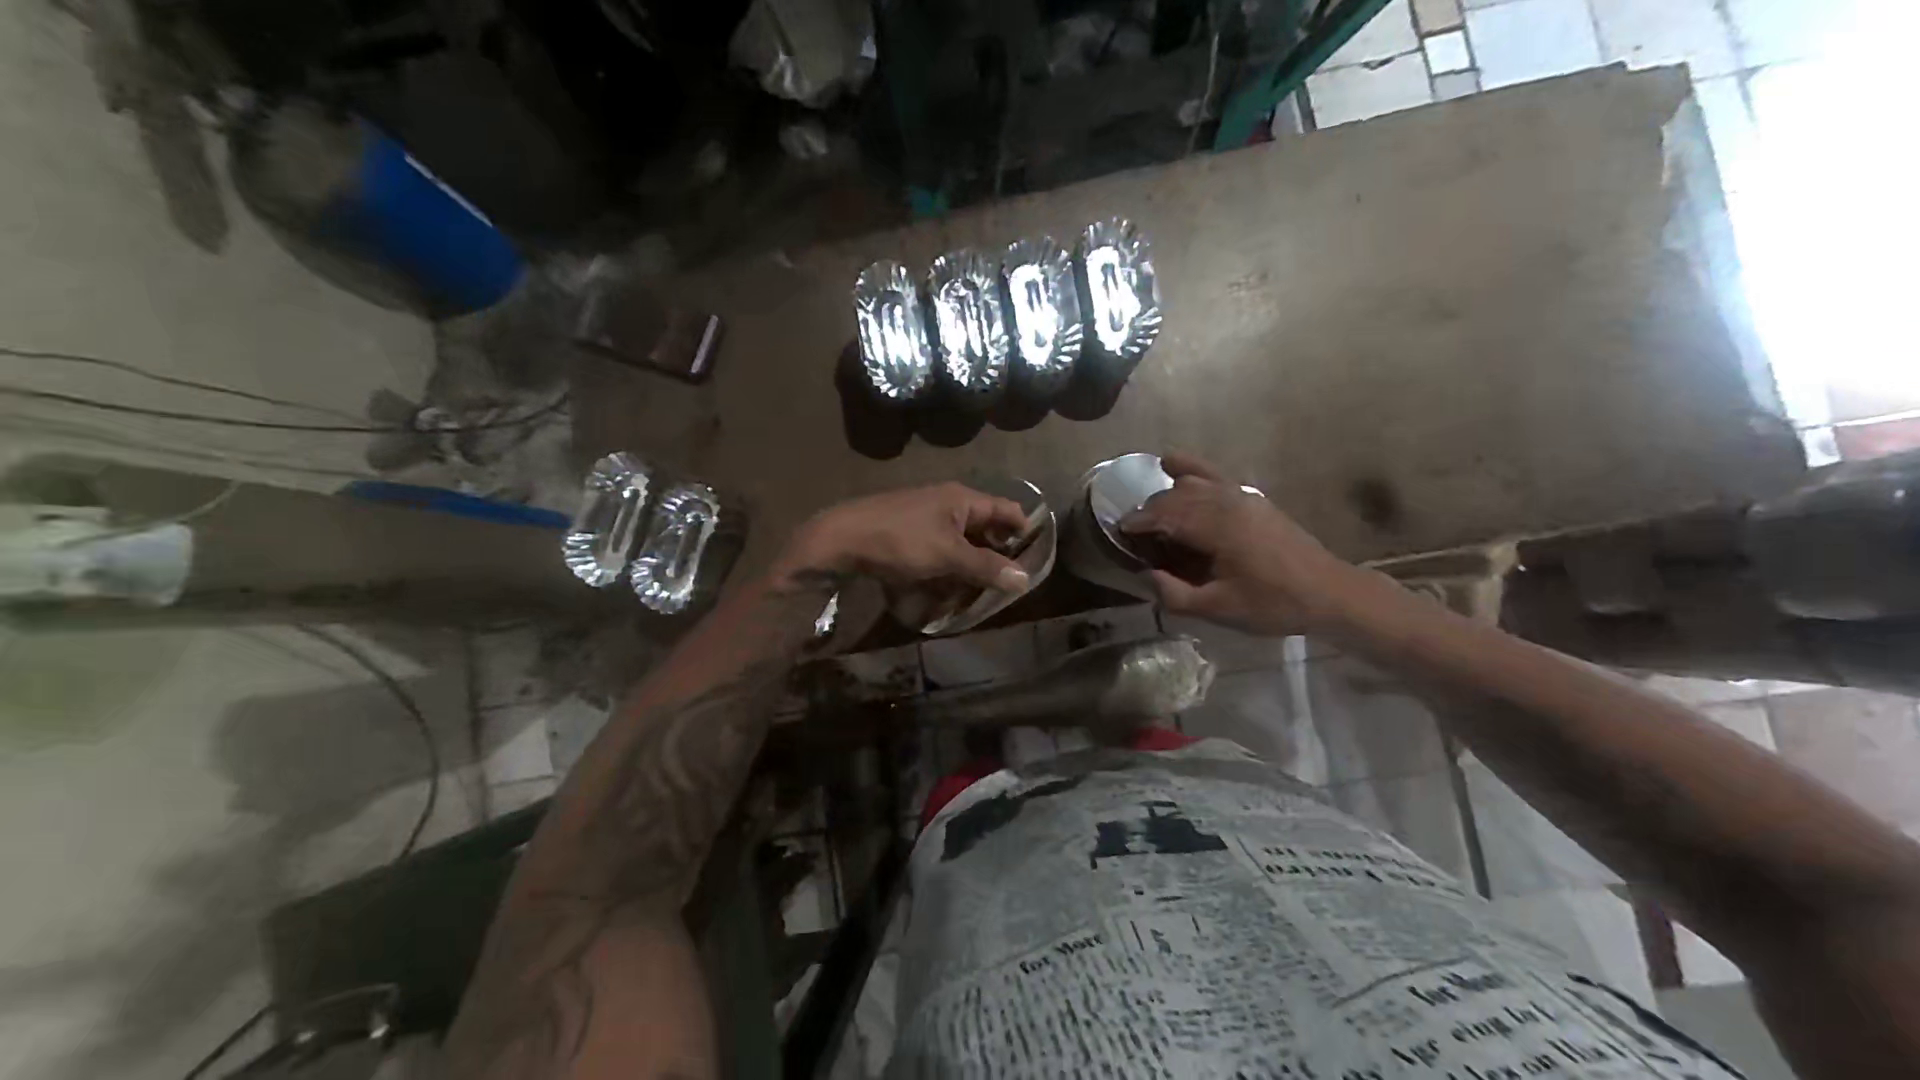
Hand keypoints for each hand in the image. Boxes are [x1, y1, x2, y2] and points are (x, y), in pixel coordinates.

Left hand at [775, 483, 1033, 593]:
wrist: (840, 539)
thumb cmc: (900, 541)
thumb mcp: (948, 556)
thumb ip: (986, 567)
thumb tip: (1024, 578)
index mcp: (962, 499)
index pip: (1006, 509)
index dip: (1024, 530)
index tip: (1036, 558)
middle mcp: (946, 502)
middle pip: (984, 526)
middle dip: (996, 554)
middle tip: (1008, 583)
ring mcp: (924, 516)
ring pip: (960, 540)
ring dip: (971, 564)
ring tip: (979, 591)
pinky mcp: (906, 532)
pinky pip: (938, 548)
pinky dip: (947, 566)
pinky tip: (946, 586)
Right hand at [1119, 454, 1357, 634]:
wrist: (1329, 593)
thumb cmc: (1273, 603)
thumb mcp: (1220, 609)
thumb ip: (1175, 595)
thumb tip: (1147, 575)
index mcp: (1216, 527)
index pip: (1164, 514)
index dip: (1138, 523)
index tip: (1120, 534)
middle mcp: (1226, 501)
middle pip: (1174, 496)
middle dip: (1149, 512)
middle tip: (1137, 536)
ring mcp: (1242, 495)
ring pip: (1192, 481)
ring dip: (1167, 494)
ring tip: (1156, 515)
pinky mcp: (1253, 498)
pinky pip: (1214, 475)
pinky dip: (1190, 469)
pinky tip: (1174, 465)